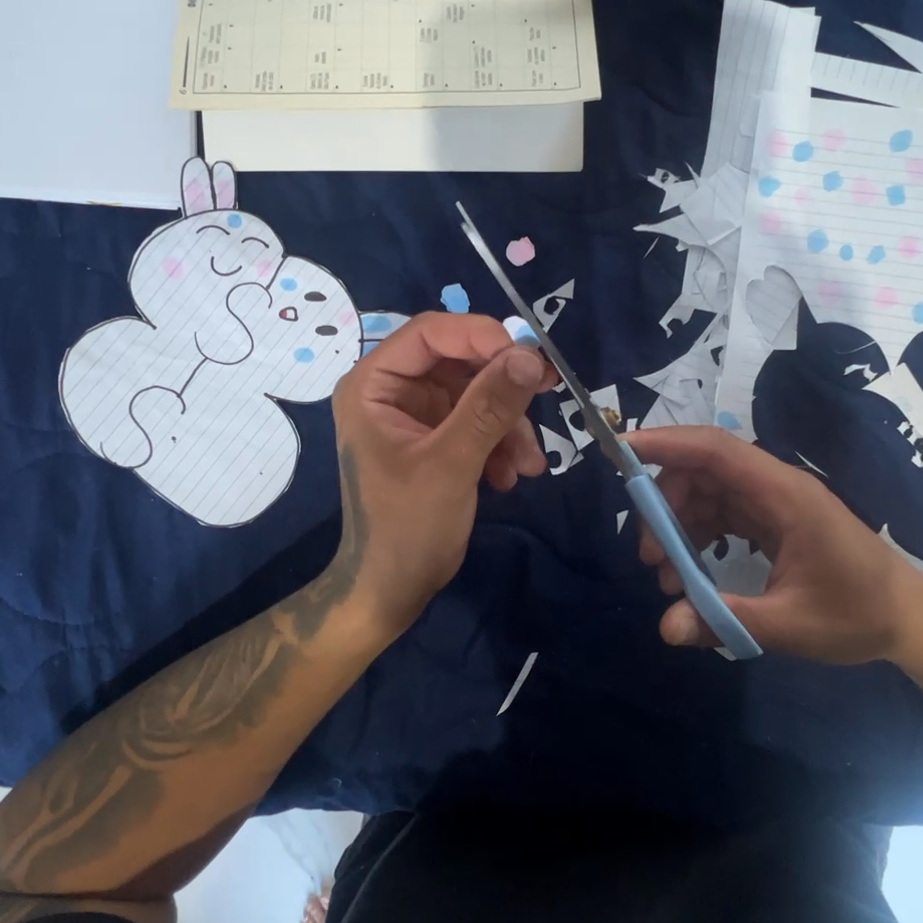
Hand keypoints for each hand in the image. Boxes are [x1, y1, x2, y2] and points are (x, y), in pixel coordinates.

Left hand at [329, 313, 555, 636]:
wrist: (392, 590)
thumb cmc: (407, 528)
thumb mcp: (451, 464)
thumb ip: (489, 407)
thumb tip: (530, 355)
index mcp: (373, 385)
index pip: (431, 333)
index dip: (482, 336)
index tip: (530, 356)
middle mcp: (391, 391)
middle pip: (459, 361)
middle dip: (503, 386)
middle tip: (549, 392)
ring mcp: (413, 415)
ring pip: (476, 393)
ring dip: (508, 424)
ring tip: (529, 464)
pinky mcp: (434, 439)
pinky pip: (476, 421)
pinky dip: (500, 443)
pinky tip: (512, 477)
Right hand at [621, 425, 922, 665]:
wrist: (909, 620)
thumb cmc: (858, 614)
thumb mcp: (789, 625)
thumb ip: (725, 620)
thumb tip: (665, 627)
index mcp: (784, 496)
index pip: (716, 451)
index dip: (667, 443)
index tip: (622, 450)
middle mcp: (776, 488)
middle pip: (703, 470)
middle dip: (664, 504)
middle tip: (648, 556)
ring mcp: (774, 503)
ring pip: (708, 491)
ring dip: (677, 524)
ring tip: (666, 577)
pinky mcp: (773, 520)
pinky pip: (722, 511)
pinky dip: (697, 534)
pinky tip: (689, 571)